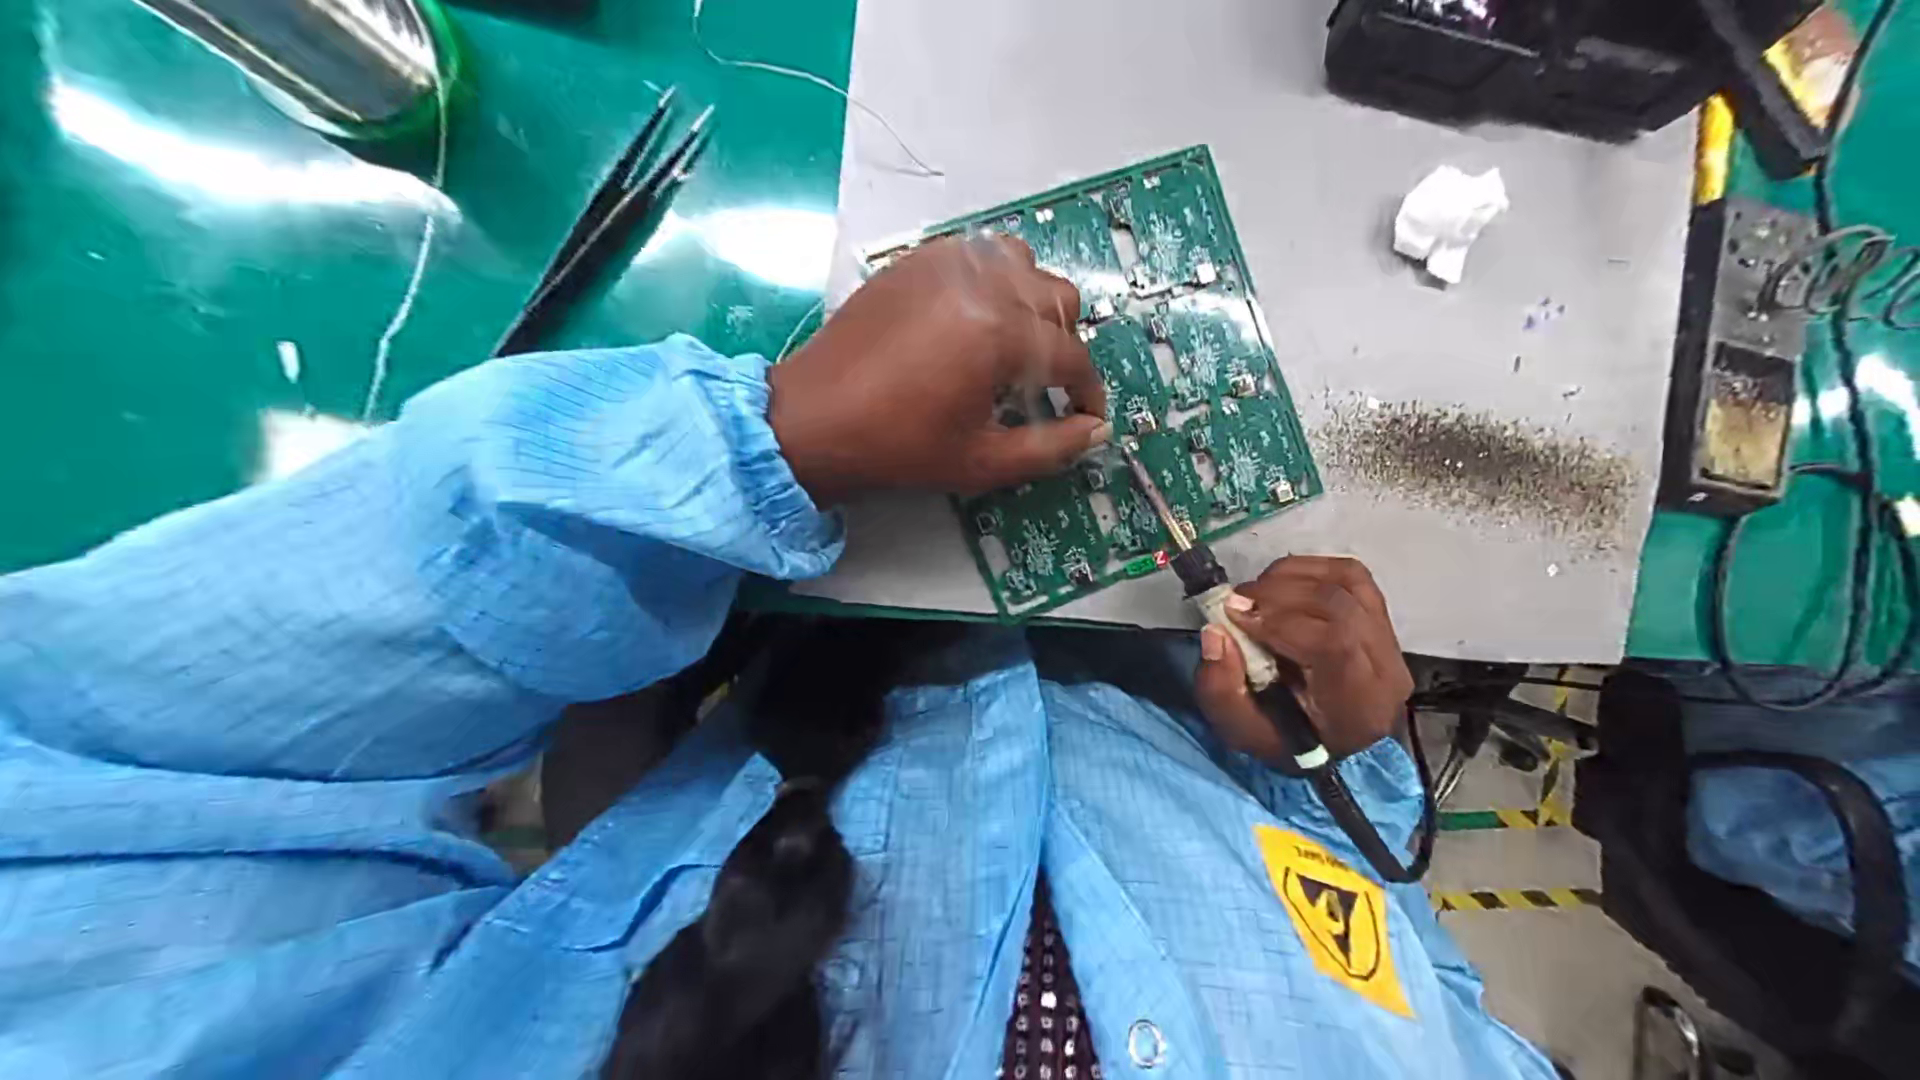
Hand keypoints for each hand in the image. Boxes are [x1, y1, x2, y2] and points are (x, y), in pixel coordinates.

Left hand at [768, 235, 1108, 504]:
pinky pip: (978, 253)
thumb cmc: (897, 447)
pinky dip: (995, 280)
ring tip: (1014, 345)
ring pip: (1024, 264)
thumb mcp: (982, 461)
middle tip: (1045, 385)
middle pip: (1059, 300)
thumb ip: (1050, 448)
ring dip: (1034, 303)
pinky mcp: (917, 260)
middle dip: (1065, 345)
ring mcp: (947, 262)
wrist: (814, 421)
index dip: (1088, 391)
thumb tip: (1095, 431)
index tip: (1086, 413)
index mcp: (1000, 333)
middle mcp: (982, 282)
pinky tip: (977, 318)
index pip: (1072, 356)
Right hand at [1194, 556, 1413, 765]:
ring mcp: (1388, 637)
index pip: (1332, 642)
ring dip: (1289, 578)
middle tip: (1236, 603)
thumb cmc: (1286, 740)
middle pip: (1337, 603)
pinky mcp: (1380, 615)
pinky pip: (1349, 573)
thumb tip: (1216, 632)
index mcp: (1355, 703)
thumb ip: (1221, 689)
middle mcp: (1384, 666)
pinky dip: (1307, 569)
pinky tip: (1279, 584)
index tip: (1234, 616)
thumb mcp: (1241, 730)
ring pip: (1345, 581)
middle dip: (1276, 594)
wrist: (1330, 741)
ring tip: (1255, 595)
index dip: (1278, 619)